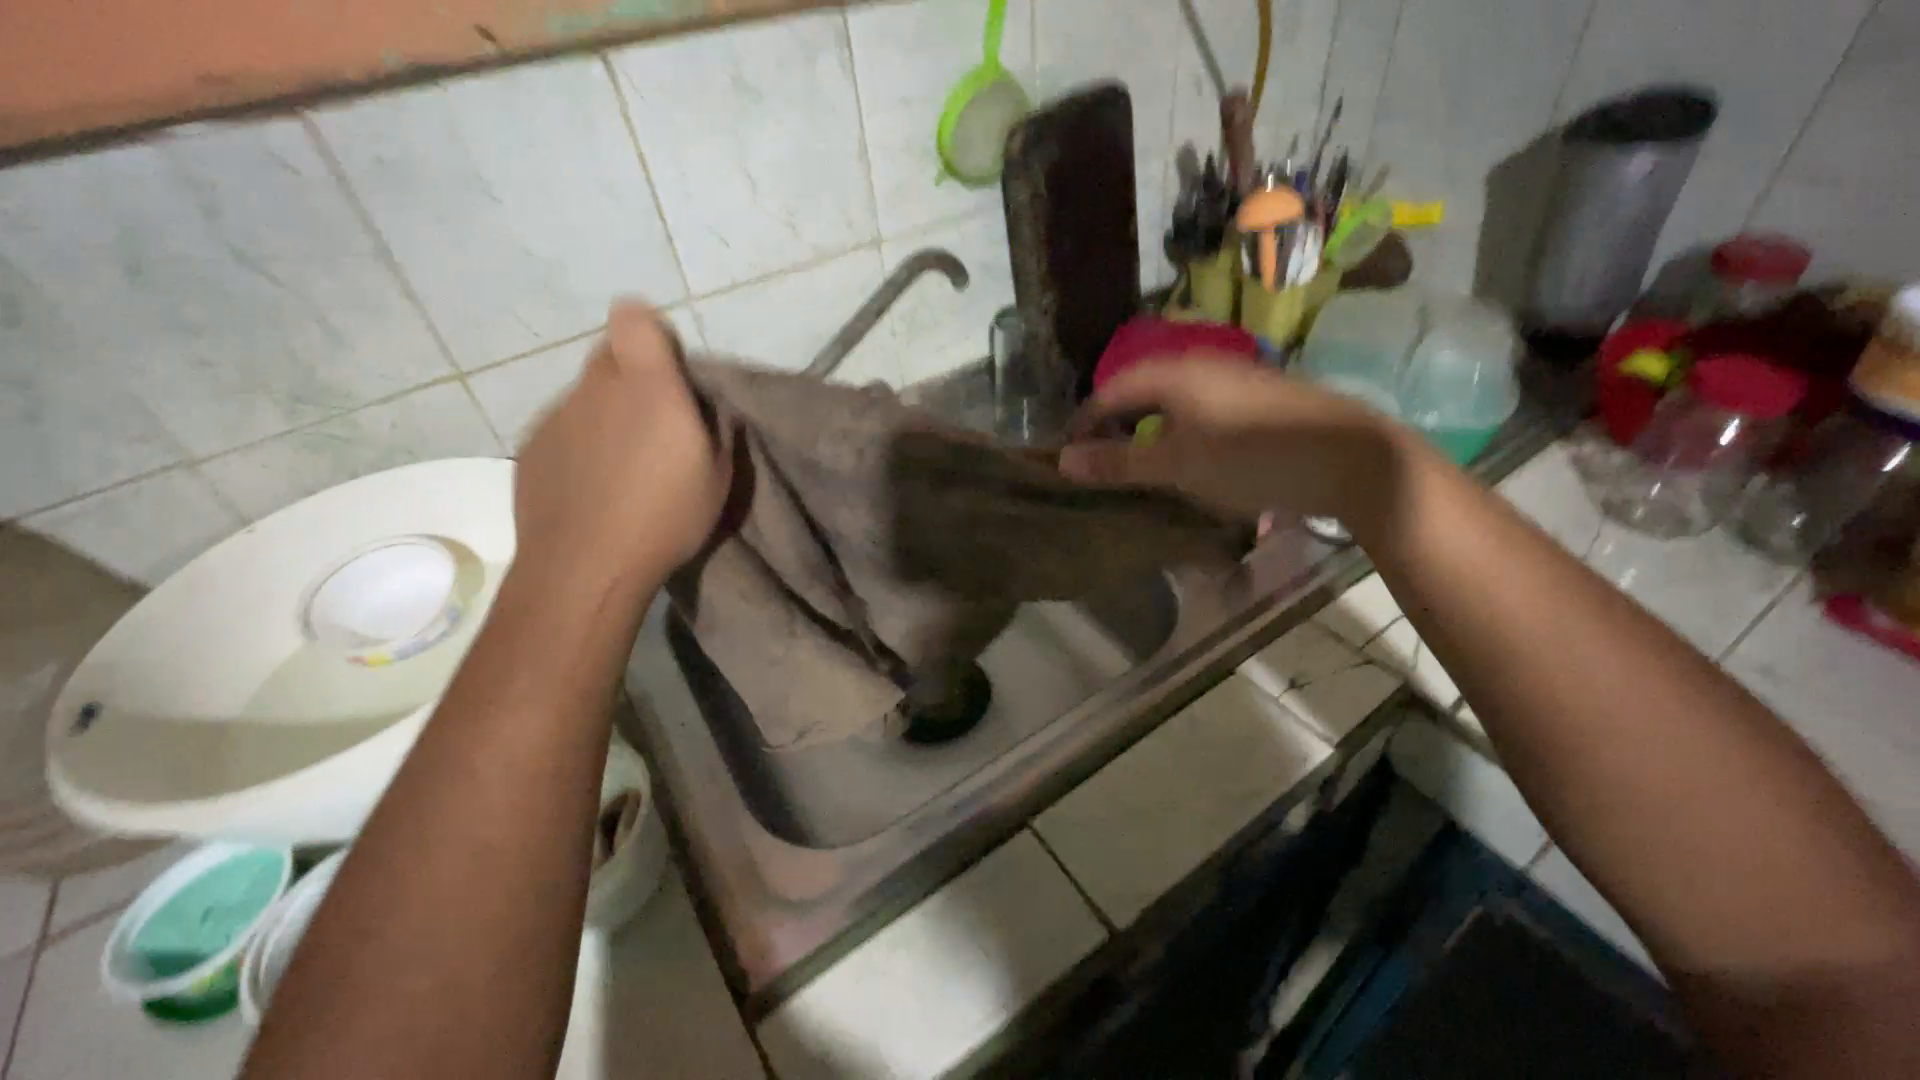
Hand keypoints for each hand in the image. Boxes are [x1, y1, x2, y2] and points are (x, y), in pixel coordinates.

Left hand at [512, 301, 730, 585]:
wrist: (584, 568)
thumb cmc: (664, 520)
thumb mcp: (718, 478)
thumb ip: (715, 428)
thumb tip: (708, 408)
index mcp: (649, 387)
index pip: (634, 318)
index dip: (648, 332)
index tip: (666, 365)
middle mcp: (597, 388)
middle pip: (608, 355)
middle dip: (631, 376)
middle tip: (651, 423)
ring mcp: (556, 415)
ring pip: (585, 398)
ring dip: (604, 417)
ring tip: (619, 470)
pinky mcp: (531, 446)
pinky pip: (562, 430)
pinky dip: (578, 448)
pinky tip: (589, 489)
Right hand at [1058, 357, 1413, 526]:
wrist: (1350, 457)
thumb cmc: (1251, 458)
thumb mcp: (1177, 467)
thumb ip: (1119, 464)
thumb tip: (1062, 462)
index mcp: (1175, 373)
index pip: (1112, 389)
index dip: (1086, 420)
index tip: (1068, 453)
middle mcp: (1203, 365)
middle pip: (1143, 389)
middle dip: (1117, 422)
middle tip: (1101, 458)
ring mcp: (1237, 379)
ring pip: (1176, 399)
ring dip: (1151, 428)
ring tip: (1141, 462)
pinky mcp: (1262, 398)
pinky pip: (1203, 408)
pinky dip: (1182, 430)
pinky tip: (1191, 458)